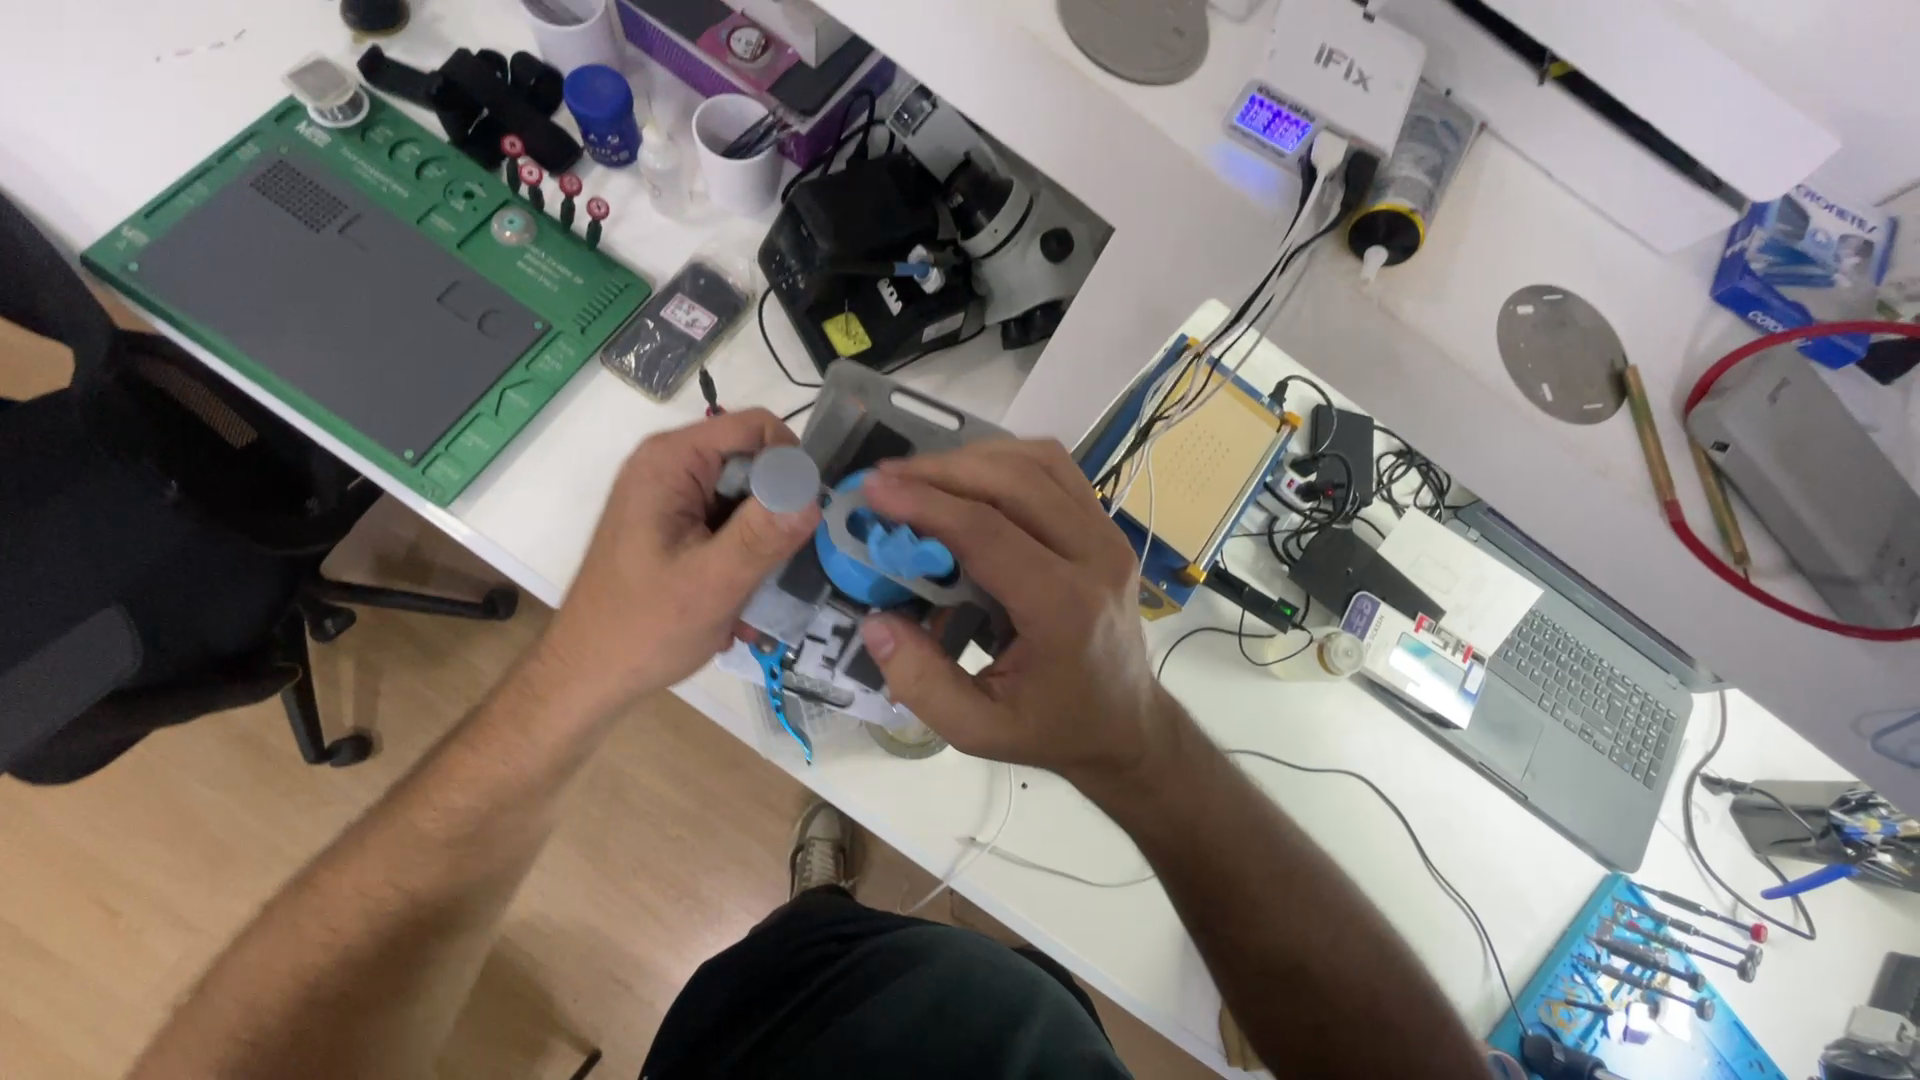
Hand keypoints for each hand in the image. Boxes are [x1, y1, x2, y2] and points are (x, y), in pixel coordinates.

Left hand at [538, 409, 819, 716]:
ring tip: (761, 588)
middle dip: (779, 510)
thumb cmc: (642, 629)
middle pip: (755, 462)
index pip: (757, 428)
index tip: (801, 521)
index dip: (790, 466)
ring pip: (749, 497)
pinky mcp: (676, 525)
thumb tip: (814, 495)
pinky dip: (746, 555)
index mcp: (671, 462)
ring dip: (765, 540)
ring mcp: (671, 497)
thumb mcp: (713, 583)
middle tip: (783, 564)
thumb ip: (763, 535)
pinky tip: (742, 594)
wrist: (587, 676)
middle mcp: (670, 466)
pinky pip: (730, 523)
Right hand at [856, 439, 1187, 784]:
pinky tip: (970, 481)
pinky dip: (1006, 463)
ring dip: (974, 459)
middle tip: (887, 477)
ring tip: (922, 476)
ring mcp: (1109, 536)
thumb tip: (875, 621)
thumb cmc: (1052, 728)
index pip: (988, 532)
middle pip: (1015, 482)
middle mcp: (1096, 558)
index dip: (926, 504)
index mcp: (1065, 609)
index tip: (873, 491)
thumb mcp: (978, 729)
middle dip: (941, 470)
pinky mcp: (1107, 528)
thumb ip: (921, 682)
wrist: (1126, 723)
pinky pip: (1056, 471)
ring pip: (1040, 462)